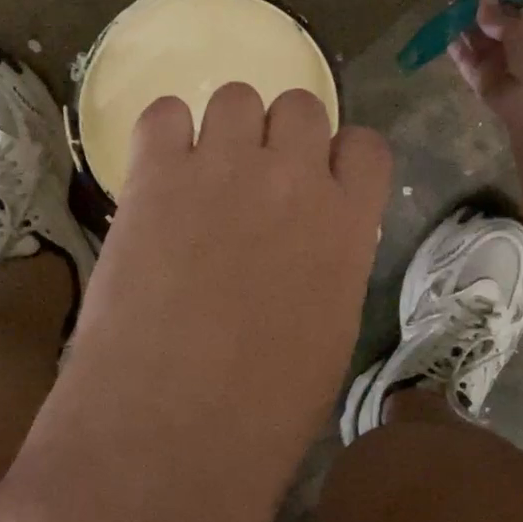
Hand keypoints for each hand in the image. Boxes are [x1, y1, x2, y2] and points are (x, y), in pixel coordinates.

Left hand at [74, 84, 391, 445]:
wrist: (173, 425)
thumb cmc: (264, 409)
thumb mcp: (330, 333)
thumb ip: (329, 264)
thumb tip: (307, 243)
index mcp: (348, 223)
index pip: (365, 145)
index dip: (338, 156)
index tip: (316, 179)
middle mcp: (292, 177)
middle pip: (300, 104)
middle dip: (280, 134)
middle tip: (250, 179)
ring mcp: (223, 168)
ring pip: (235, 95)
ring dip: (224, 128)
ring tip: (199, 174)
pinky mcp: (156, 175)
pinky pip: (163, 113)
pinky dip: (163, 132)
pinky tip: (157, 170)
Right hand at [449, 0, 522, 145]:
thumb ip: (501, 18)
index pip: (519, 19)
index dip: (499, 5)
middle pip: (497, 34)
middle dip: (479, 18)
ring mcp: (506, 73)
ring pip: (482, 50)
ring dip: (467, 34)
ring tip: (447, 14)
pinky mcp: (487, 89)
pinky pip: (472, 69)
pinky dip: (461, 56)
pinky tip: (447, 39)